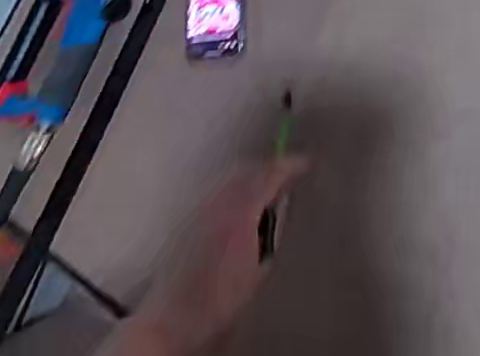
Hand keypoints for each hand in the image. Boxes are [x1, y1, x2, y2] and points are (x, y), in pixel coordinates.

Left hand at [108, 157, 309, 355]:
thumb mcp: (258, 268)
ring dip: (253, 173)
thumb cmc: (221, 301)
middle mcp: (219, 200)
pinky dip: (236, 183)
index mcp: (240, 212)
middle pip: (249, 167)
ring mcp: (202, 204)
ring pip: (232, 174)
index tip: (305, 163)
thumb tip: (282, 205)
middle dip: (270, 166)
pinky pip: (219, 186)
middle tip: (288, 173)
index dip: (289, 165)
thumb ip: (271, 231)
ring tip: (268, 185)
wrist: (174, 317)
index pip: (269, 175)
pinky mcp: (190, 213)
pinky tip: (243, 199)